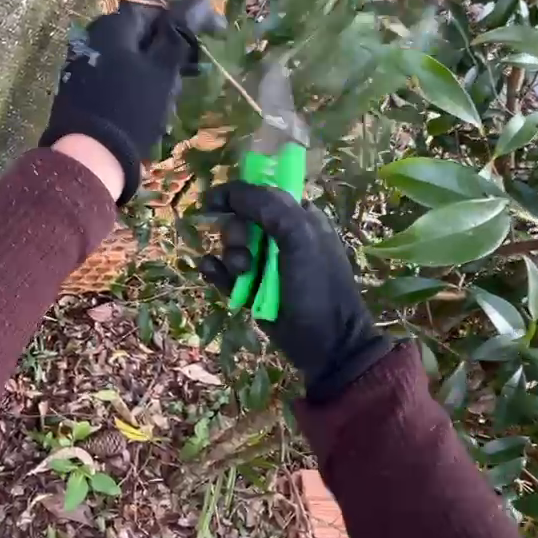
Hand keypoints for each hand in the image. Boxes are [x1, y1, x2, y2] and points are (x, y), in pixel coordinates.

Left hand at [40, 0, 221, 203]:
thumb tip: (198, 1)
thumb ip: (179, 33)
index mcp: (113, 26)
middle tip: (197, 63)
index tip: (215, 27)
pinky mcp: (84, 86)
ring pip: (133, 52)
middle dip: (173, 42)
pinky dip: (143, 79)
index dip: (187, 10)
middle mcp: (95, 37)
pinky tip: (157, 100)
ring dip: (160, 64)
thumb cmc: (132, 108)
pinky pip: (120, 72)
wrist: (90, 156)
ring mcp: (86, 62)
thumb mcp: (162, 69)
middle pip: (143, 29)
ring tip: (179, 87)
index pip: (154, 3)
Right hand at [199, 182, 393, 401]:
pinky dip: (215, 269)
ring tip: (242, 273)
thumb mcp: (300, 238)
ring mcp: (265, 263)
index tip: (215, 202)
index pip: (261, 192)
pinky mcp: (251, 287)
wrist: (326, 345)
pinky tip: (211, 272)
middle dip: (236, 233)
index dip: (237, 194)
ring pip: (230, 244)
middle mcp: (281, 235)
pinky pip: (223, 270)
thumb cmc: (318, 286)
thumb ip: (268, 207)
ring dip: (230, 256)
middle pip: (240, 218)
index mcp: (299, 217)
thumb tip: (231, 192)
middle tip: (246, 251)